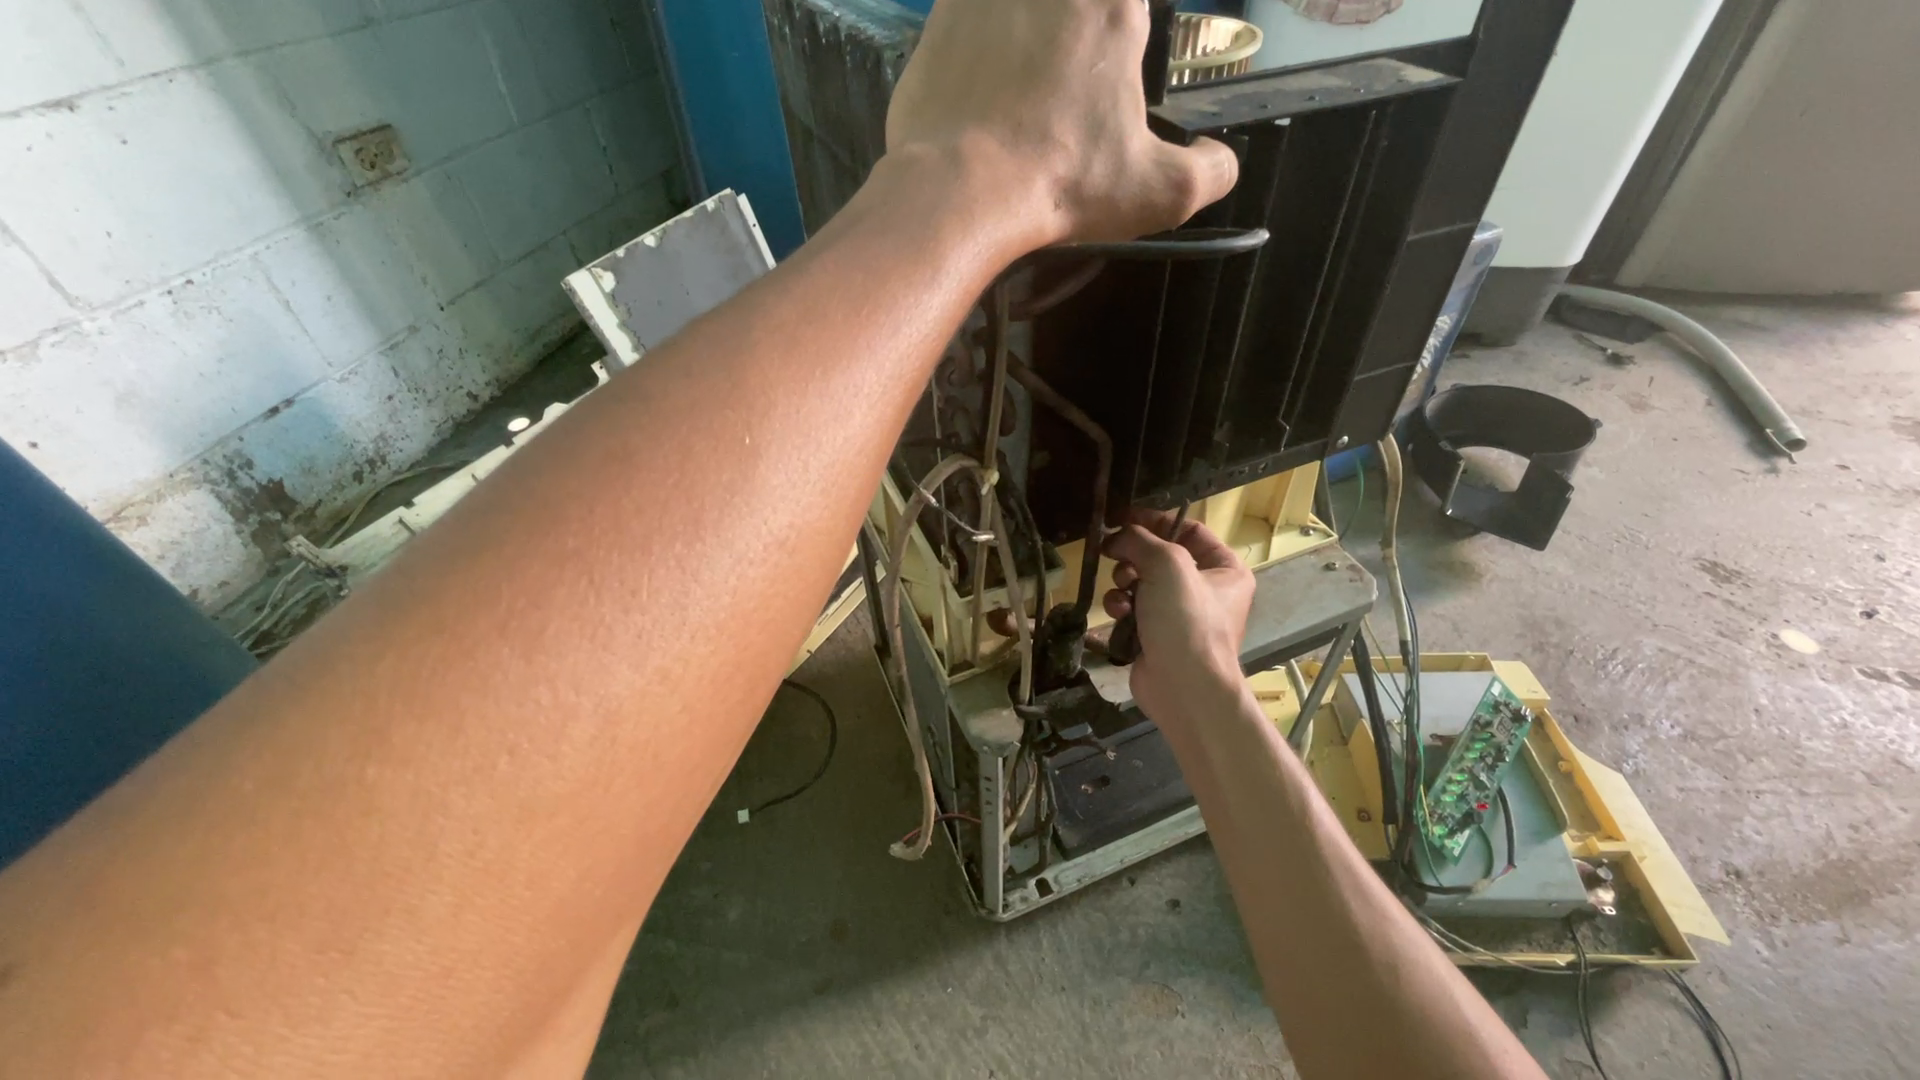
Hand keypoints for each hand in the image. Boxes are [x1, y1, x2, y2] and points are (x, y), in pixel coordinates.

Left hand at [885, 0, 1237, 249]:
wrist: (961, 191)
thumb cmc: (1065, 184)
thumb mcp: (1160, 194)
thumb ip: (1210, 171)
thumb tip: (1217, 155)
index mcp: (1114, 8)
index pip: (1129, 5)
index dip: (1121, 31)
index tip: (1114, 64)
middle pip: (1073, 4)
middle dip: (1073, 27)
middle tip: (1062, 82)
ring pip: (1020, 5)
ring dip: (1023, 26)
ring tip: (1019, 79)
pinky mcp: (939, 17)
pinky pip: (965, 10)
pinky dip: (974, 34)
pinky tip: (973, 78)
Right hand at [1103, 508, 1254, 721]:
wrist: (1184, 687)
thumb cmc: (1186, 620)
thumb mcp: (1167, 564)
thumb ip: (1140, 539)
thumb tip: (1116, 535)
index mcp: (1225, 568)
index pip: (1188, 529)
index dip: (1155, 520)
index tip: (1122, 518)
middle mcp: (1206, 589)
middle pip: (1159, 556)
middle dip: (1133, 557)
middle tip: (1116, 557)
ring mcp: (1180, 614)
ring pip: (1140, 581)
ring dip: (1123, 584)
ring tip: (1122, 595)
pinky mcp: (1156, 635)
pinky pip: (1133, 609)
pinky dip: (1122, 608)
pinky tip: (1119, 616)